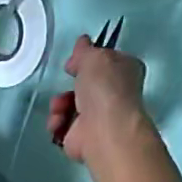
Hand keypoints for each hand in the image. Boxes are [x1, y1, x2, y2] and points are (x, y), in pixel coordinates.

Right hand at [47, 36, 155, 164]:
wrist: (103, 130)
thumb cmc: (105, 89)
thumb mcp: (94, 57)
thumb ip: (85, 50)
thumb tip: (82, 44)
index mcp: (124, 71)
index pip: (106, 61)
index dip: (90, 58)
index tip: (77, 58)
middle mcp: (113, 95)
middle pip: (84, 84)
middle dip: (70, 83)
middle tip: (67, 80)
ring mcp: (98, 118)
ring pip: (69, 105)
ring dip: (59, 104)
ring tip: (60, 107)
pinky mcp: (82, 137)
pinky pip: (62, 125)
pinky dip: (57, 123)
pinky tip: (59, 122)